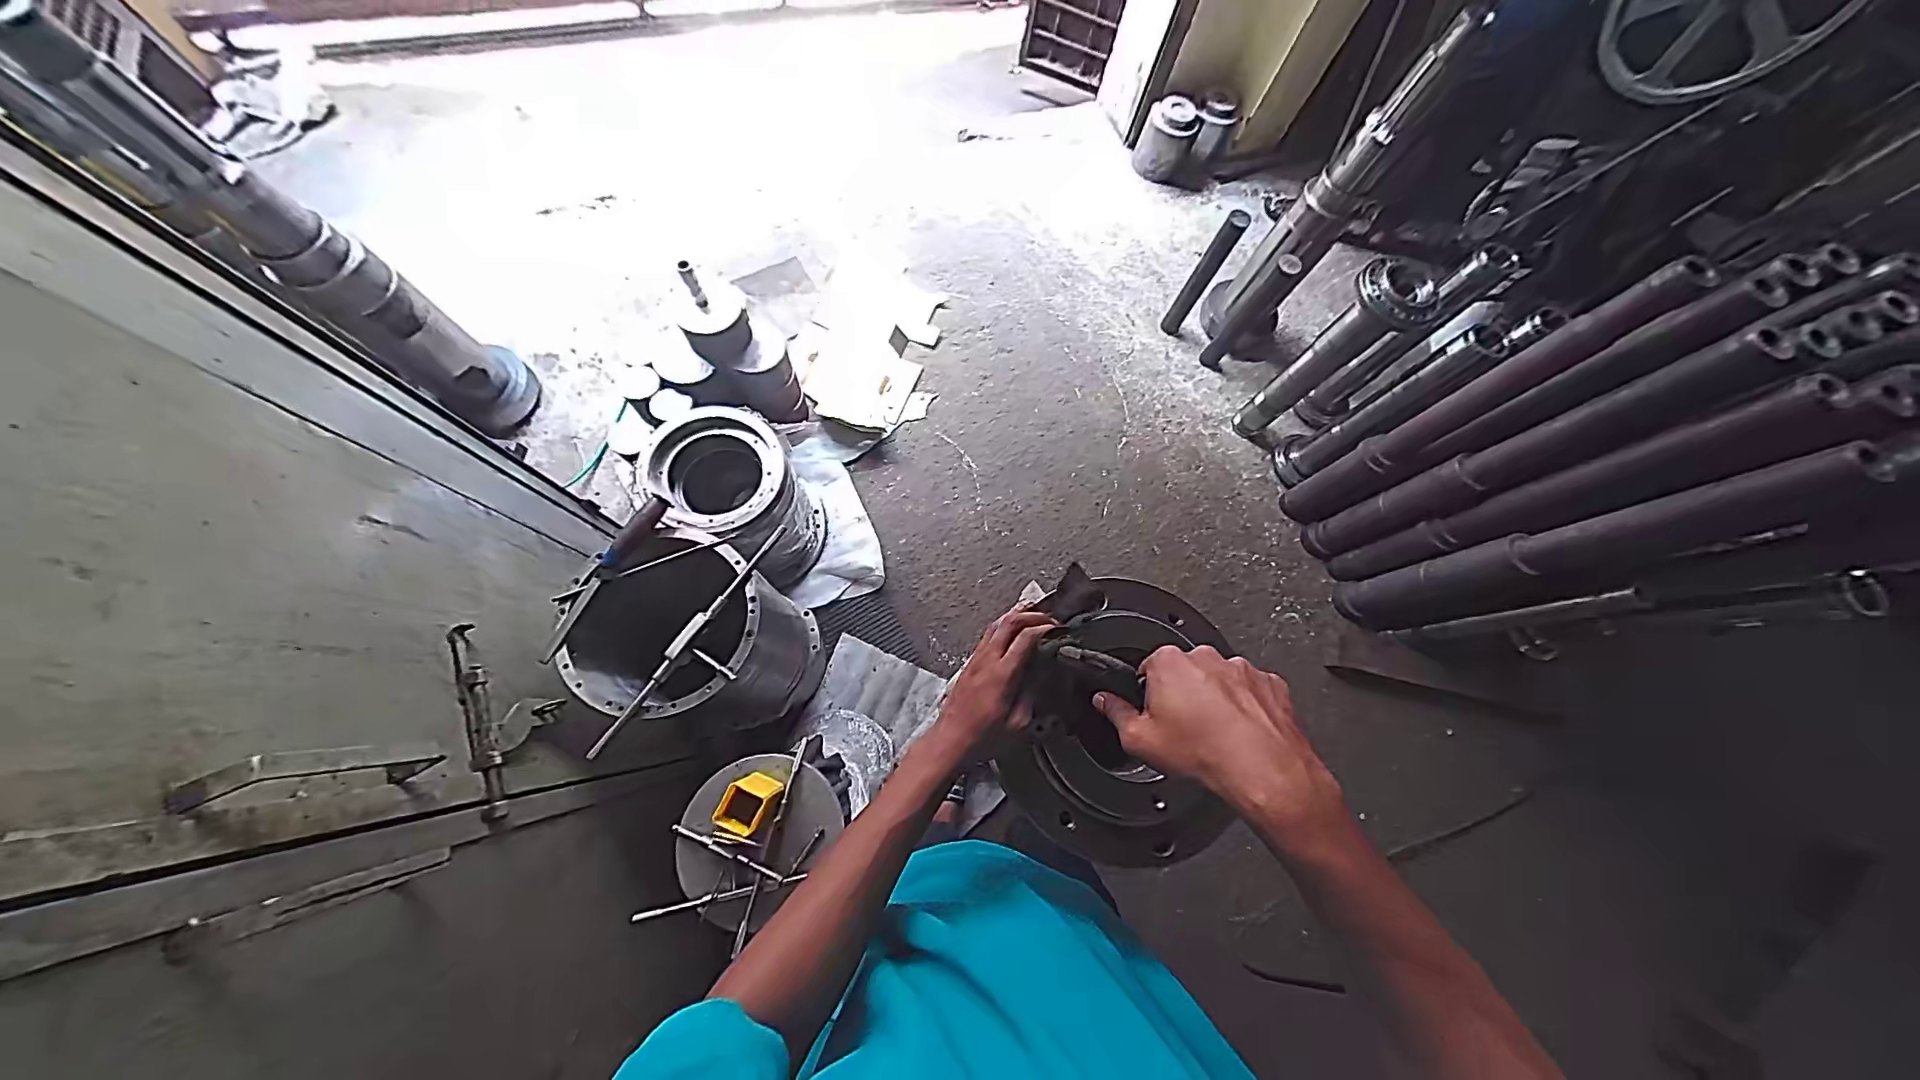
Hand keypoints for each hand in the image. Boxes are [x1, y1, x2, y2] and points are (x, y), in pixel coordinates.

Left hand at [934, 604, 1054, 757]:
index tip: (1057, 630)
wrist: (950, 740)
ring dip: (1016, 615)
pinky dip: (1003, 625)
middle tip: (1049, 619)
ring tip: (1031, 613)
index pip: (1026, 637)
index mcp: (1002, 675)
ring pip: (995, 624)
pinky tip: (1010, 629)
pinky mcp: (970, 664)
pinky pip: (987, 635)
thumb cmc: (980, 736)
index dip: (1045, 628)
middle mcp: (987, 662)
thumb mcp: (1018, 723)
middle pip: (1009, 622)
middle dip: (1033, 615)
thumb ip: (1031, 695)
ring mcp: (976, 660)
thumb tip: (1040, 676)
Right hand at [1093, 646, 1346, 850]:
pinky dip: (1244, 708)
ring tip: (1214, 735)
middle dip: (1181, 695)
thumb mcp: (1139, 740)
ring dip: (1213, 700)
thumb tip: (1106, 702)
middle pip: (1182, 672)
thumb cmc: (1208, 753)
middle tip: (1183, 728)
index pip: (1146, 668)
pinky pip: (1249, 691)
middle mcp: (1205, 657)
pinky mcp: (1268, 683)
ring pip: (1217, 681)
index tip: (1154, 714)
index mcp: (1168, 662)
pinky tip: (1238, 734)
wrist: (1265, 771)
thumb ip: (1115, 713)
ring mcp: (1240, 668)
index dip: (1148, 695)